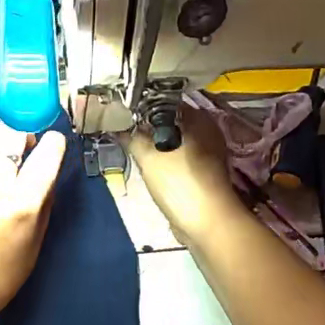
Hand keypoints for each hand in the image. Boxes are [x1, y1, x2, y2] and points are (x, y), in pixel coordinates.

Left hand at [0, 118, 66, 313]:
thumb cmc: (1, 271)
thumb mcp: (35, 238)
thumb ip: (42, 197)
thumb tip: (44, 164)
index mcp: (21, 207)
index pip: (45, 156)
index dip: (51, 143)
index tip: (50, 143)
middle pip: (5, 136)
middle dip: (16, 134)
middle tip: (15, 144)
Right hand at [122, 105, 246, 242]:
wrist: (208, 223)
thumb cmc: (180, 182)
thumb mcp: (149, 156)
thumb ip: (131, 137)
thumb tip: (116, 125)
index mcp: (198, 118)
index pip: (164, 101)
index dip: (141, 105)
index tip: (119, 112)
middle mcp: (206, 130)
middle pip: (169, 121)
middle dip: (145, 126)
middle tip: (120, 129)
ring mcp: (206, 152)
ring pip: (172, 141)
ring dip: (153, 144)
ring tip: (128, 145)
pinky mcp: (202, 172)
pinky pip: (177, 157)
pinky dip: (163, 159)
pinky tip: (146, 164)